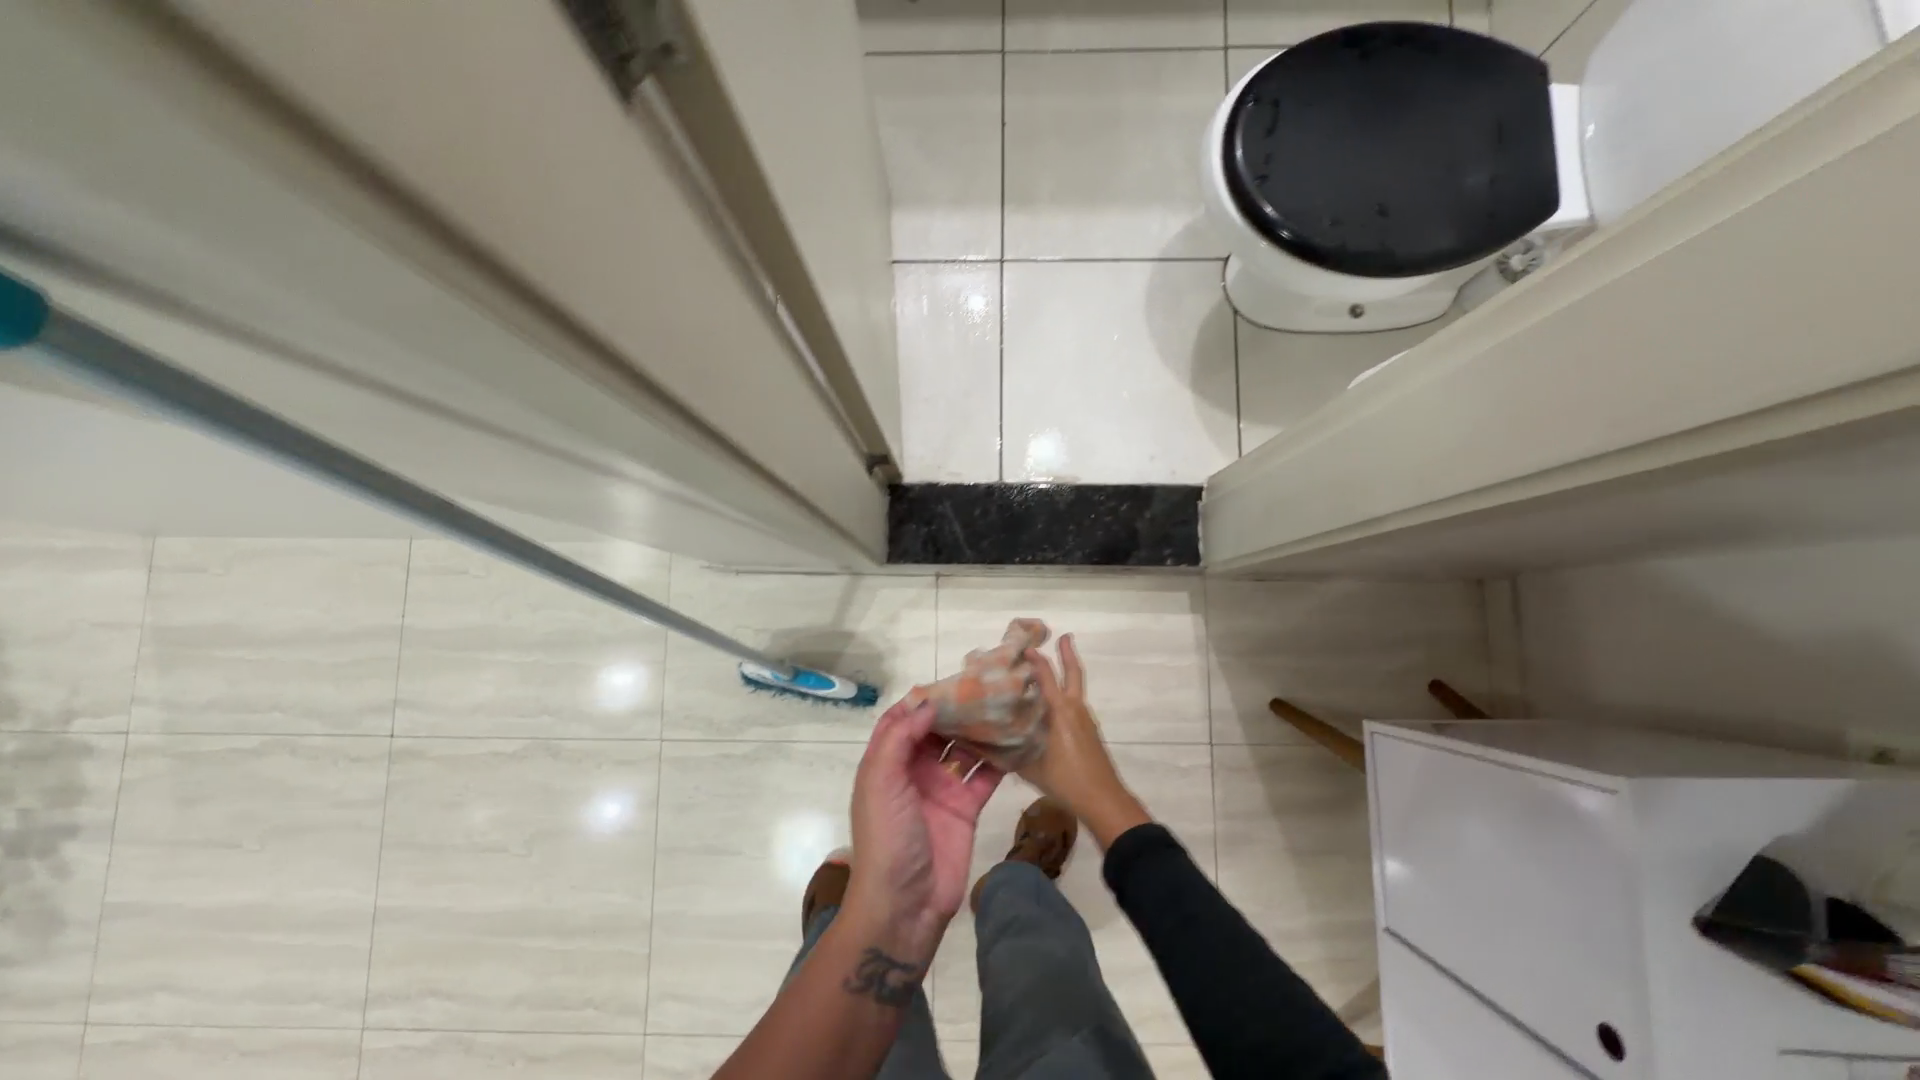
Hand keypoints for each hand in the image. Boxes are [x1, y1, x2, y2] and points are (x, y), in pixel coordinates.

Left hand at [846, 697, 1001, 959]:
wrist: (905, 904)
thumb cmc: (886, 839)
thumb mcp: (880, 783)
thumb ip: (898, 739)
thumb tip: (926, 704)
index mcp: (886, 763)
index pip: (902, 721)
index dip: (922, 700)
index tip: (951, 679)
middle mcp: (914, 771)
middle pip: (937, 731)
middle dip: (958, 709)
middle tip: (988, 686)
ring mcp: (942, 789)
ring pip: (964, 749)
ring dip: (981, 730)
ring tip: (1007, 704)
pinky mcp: (966, 808)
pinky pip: (984, 777)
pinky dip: (1000, 760)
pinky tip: (1019, 739)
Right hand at [1020, 635, 1151, 847]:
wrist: (1103, 800)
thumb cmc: (1066, 781)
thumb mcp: (1030, 769)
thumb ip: (1007, 755)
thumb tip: (979, 746)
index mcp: (1061, 712)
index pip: (1047, 676)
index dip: (1036, 660)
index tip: (1025, 647)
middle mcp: (1075, 710)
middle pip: (1074, 674)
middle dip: (1068, 653)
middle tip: (1064, 636)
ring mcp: (1086, 721)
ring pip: (1076, 690)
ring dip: (1066, 675)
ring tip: (1049, 671)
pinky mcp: (1090, 733)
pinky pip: (1075, 705)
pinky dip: (1066, 696)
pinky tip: (1053, 706)